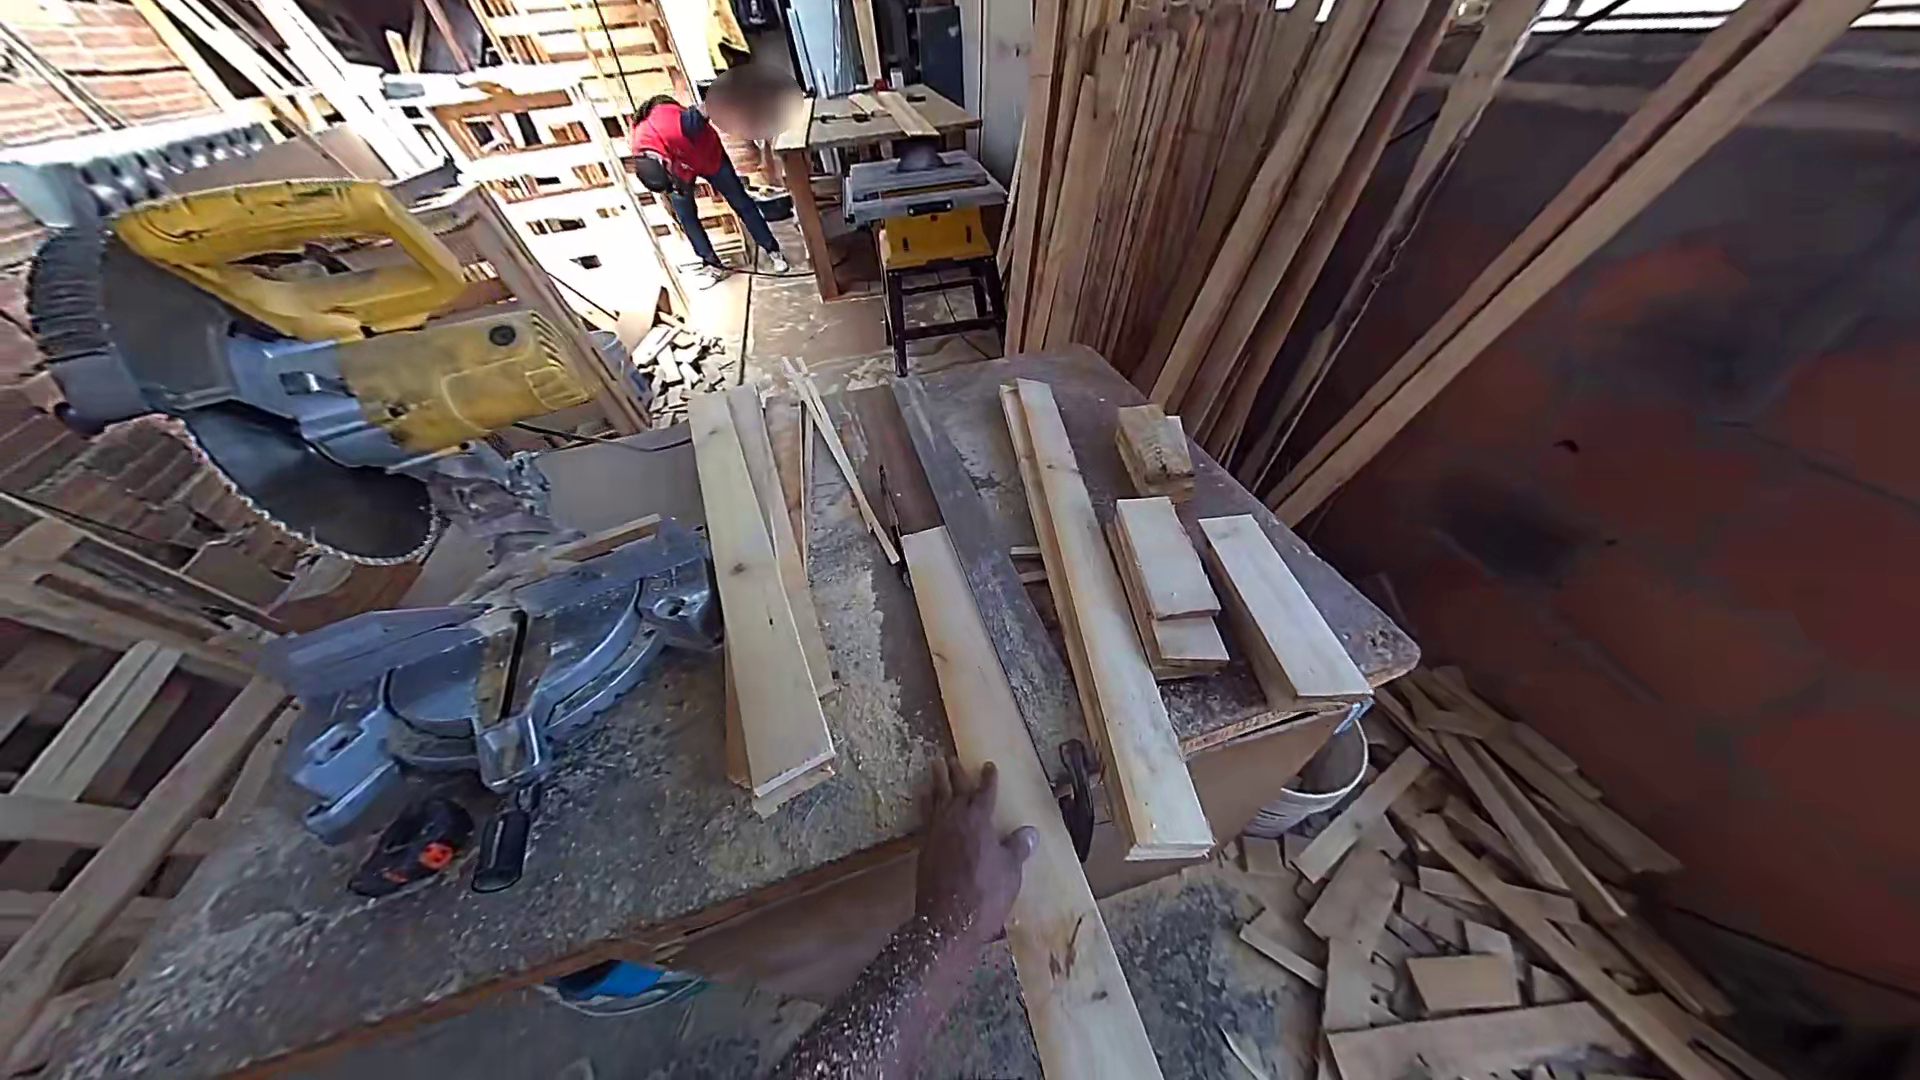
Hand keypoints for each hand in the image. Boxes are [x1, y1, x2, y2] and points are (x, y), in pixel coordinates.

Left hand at [915, 758, 1037, 949]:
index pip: (985, 792)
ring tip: (935, 767)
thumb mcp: (1010, 872)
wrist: (947, 921)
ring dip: (938, 781)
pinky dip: (927, 803)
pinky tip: (925, 800)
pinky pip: (926, 815)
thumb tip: (1030, 832)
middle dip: (956, 772)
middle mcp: (956, 818)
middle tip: (952, 758)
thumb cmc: (984, 894)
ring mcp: (937, 830)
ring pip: (937, 798)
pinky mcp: (925, 845)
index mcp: (979, 819)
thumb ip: (1018, 848)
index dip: (989, 778)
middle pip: (956, 788)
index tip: (989, 766)